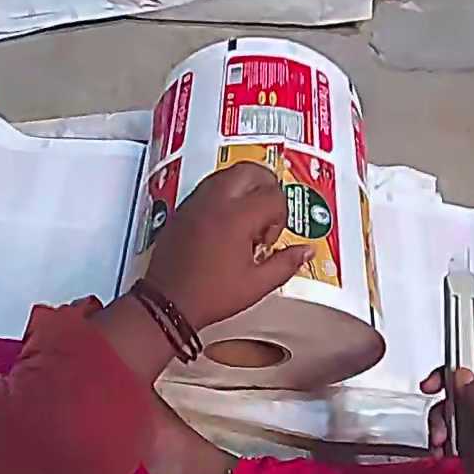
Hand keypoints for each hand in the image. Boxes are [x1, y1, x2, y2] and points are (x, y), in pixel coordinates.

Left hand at [143, 161, 313, 329]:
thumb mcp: (257, 285)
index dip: (280, 216)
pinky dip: (224, 194)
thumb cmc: (211, 295)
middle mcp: (216, 201)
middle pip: (251, 171)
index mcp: (237, 217)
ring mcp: (196, 202)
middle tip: (267, 215)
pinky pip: (209, 186)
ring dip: (245, 188)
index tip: (270, 239)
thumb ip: (285, 263)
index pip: (273, 196)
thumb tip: (305, 251)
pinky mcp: (183, 209)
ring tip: (247, 219)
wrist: (168, 302)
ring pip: (228, 174)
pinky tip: (226, 223)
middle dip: (267, 188)